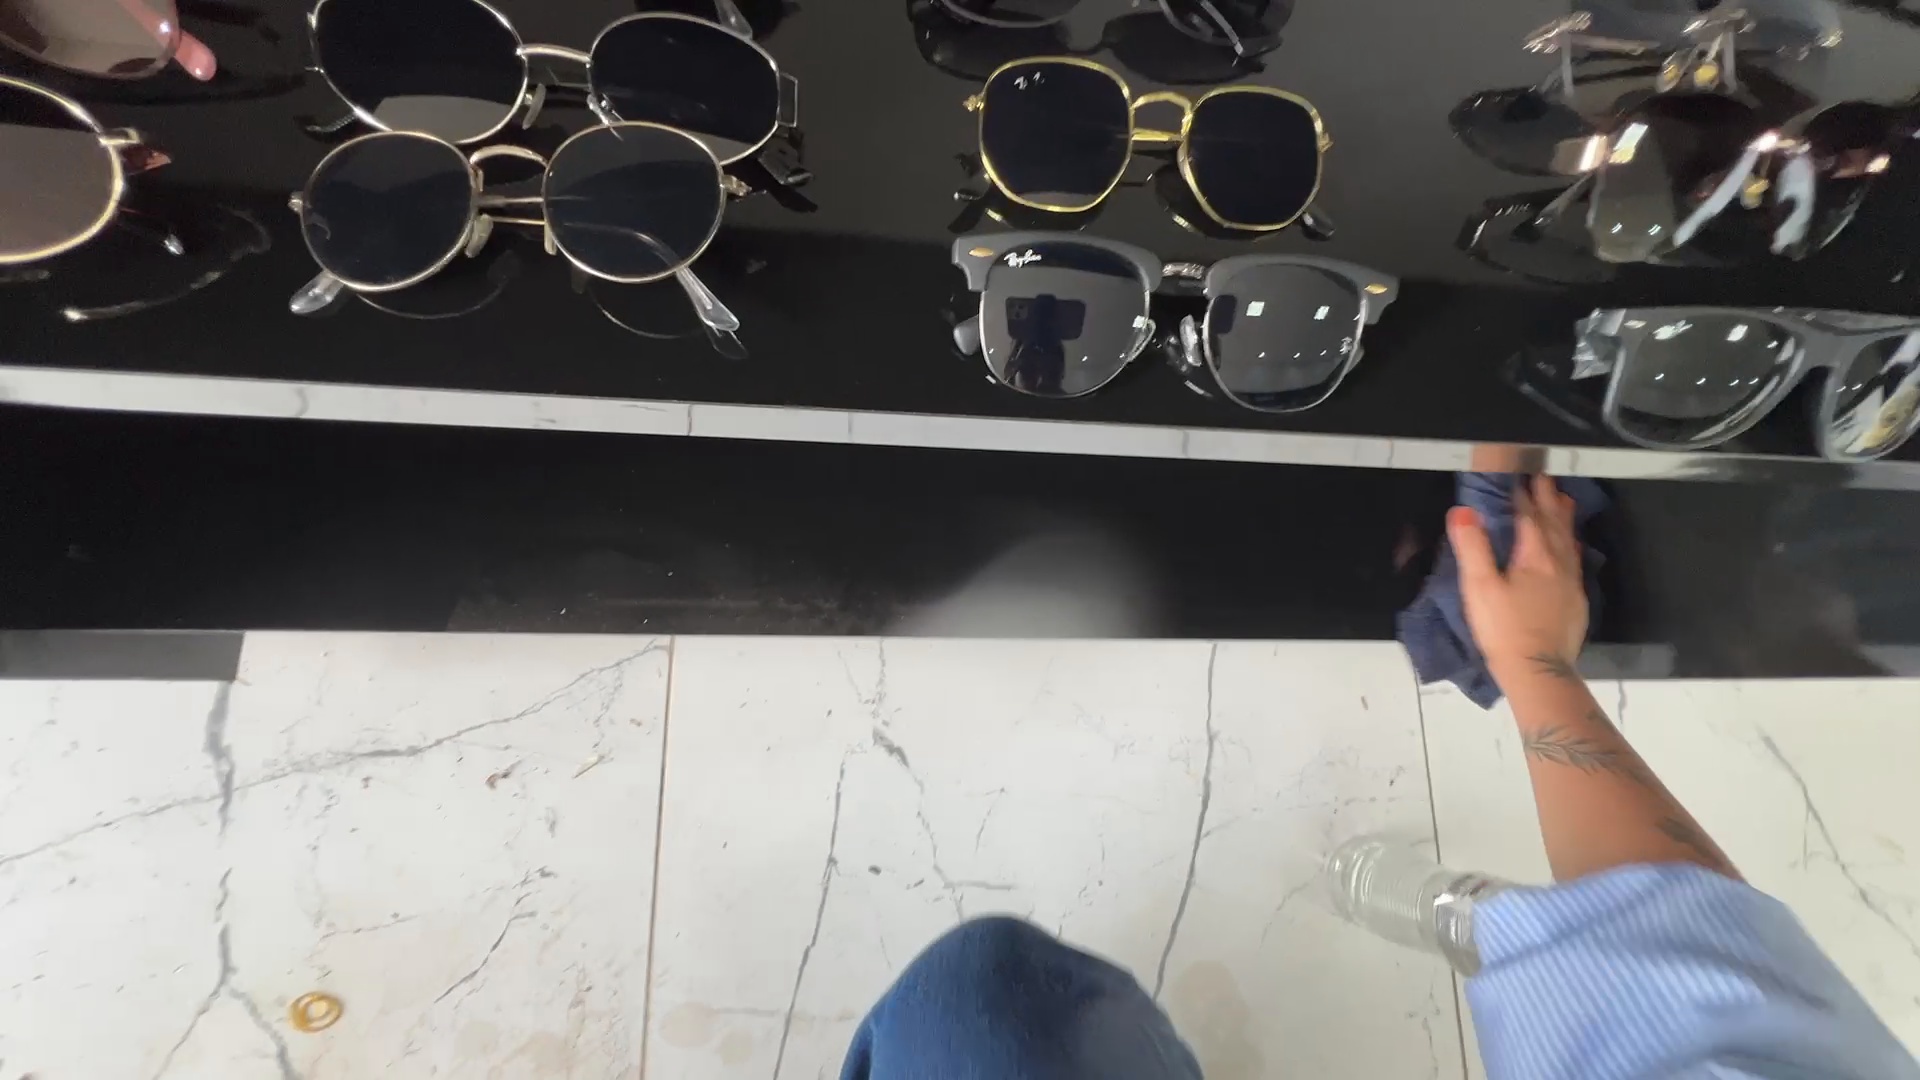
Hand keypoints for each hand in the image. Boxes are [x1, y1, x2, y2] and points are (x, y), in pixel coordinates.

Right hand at [1448, 473, 1588, 679]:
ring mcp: (1570, 584)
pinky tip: (1567, 547)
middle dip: (1548, 500)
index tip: (1517, 475)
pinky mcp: (1573, 601)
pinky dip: (1569, 544)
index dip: (1521, 496)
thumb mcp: (1479, 586)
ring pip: (1568, 542)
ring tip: (1562, 501)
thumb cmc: (1503, 627)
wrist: (1537, 669)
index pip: (1529, 518)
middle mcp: (1558, 565)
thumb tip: (1463, 511)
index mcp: (1535, 558)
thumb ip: (1472, 547)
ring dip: (1563, 518)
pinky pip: (1573, 560)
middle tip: (1545, 477)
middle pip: (1554, 525)